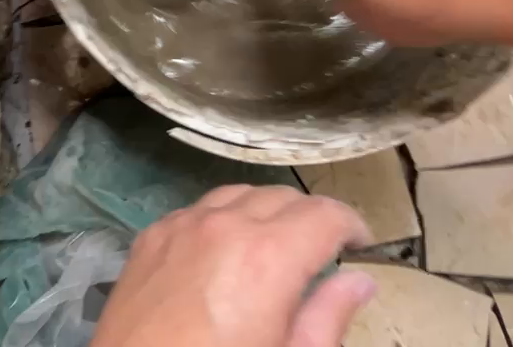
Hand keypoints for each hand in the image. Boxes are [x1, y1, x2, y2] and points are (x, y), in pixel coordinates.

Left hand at [91, 185, 375, 346]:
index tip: (361, 245)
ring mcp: (182, 224)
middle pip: (282, 196)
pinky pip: (198, 209)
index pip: (324, 213)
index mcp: (267, 257)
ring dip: (265, 212)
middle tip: (323, 253)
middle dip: (310, 217)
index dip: (351, 225)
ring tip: (276, 248)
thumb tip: (359, 281)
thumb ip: (328, 318)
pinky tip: (225, 252)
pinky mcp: (151, 235)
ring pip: (238, 193)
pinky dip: (223, 219)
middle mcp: (224, 224)